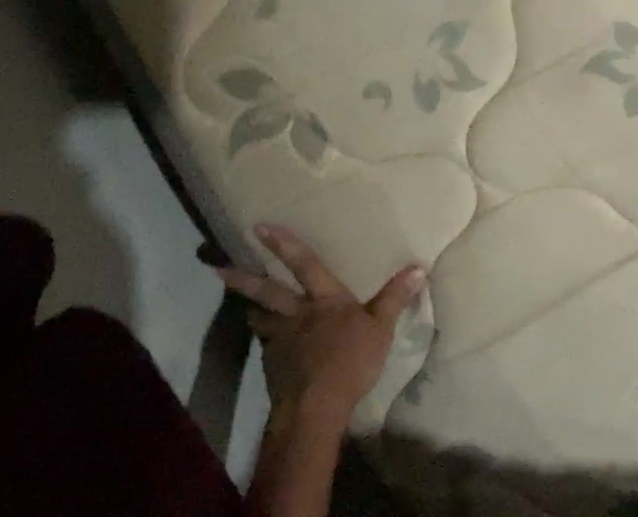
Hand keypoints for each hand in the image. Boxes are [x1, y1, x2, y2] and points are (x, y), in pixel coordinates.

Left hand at [215, 224, 426, 427]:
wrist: (314, 409)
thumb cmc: (350, 362)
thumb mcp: (381, 328)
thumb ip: (395, 298)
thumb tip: (419, 267)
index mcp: (325, 301)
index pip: (305, 265)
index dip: (285, 244)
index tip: (260, 227)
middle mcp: (297, 315)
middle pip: (267, 292)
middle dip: (244, 278)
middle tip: (218, 268)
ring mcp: (281, 341)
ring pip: (262, 319)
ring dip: (252, 310)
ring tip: (244, 305)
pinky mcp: (274, 367)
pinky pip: (268, 346)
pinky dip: (268, 342)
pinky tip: (272, 347)